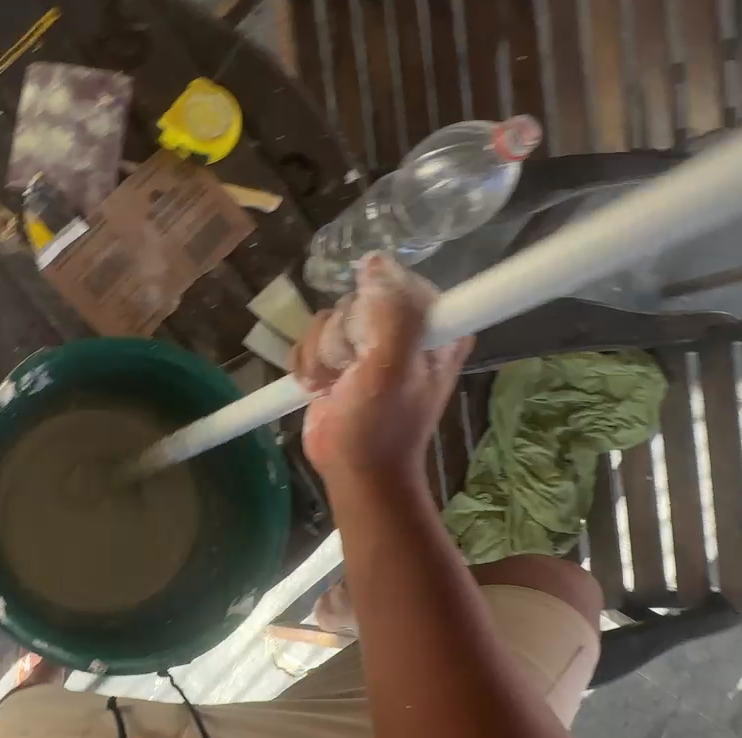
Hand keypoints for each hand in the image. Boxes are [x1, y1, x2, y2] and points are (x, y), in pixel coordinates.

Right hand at [288, 253, 473, 485]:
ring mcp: (369, 345)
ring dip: (320, 357)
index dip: (373, 308)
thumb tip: (373, 262)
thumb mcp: (392, 367)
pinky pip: (308, 339)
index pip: (398, 282)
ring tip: (333, 387)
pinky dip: (306, 366)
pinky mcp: (338, 360)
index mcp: (436, 325)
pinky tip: (319, 389)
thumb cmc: (380, 427)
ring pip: (326, 319)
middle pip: (355, 299)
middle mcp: (405, 328)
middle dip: (341, 339)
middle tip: (351, 374)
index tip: (369, 344)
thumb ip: (392, 311)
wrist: (354, 472)